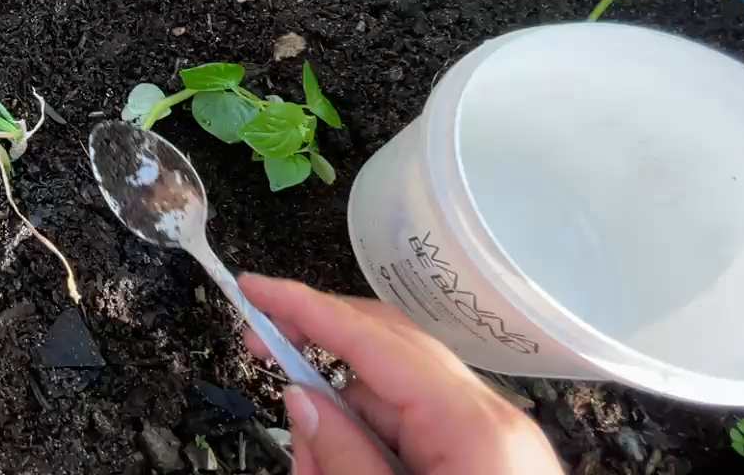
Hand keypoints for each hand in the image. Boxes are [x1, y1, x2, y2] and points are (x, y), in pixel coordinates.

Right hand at [238, 275, 561, 474]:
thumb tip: (299, 397)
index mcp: (471, 425)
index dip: (302, 305)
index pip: (368, 336)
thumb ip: (343, 455)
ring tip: (315, 472)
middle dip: (316, 348)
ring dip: (340, 417)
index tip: (250, 287)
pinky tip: (347, 472)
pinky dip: (367, 441)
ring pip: (388, 392)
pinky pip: (409, 424)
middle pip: (381, 345)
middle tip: (256, 350)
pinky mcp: (488, 458)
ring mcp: (493, 436)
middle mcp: (488, 415)